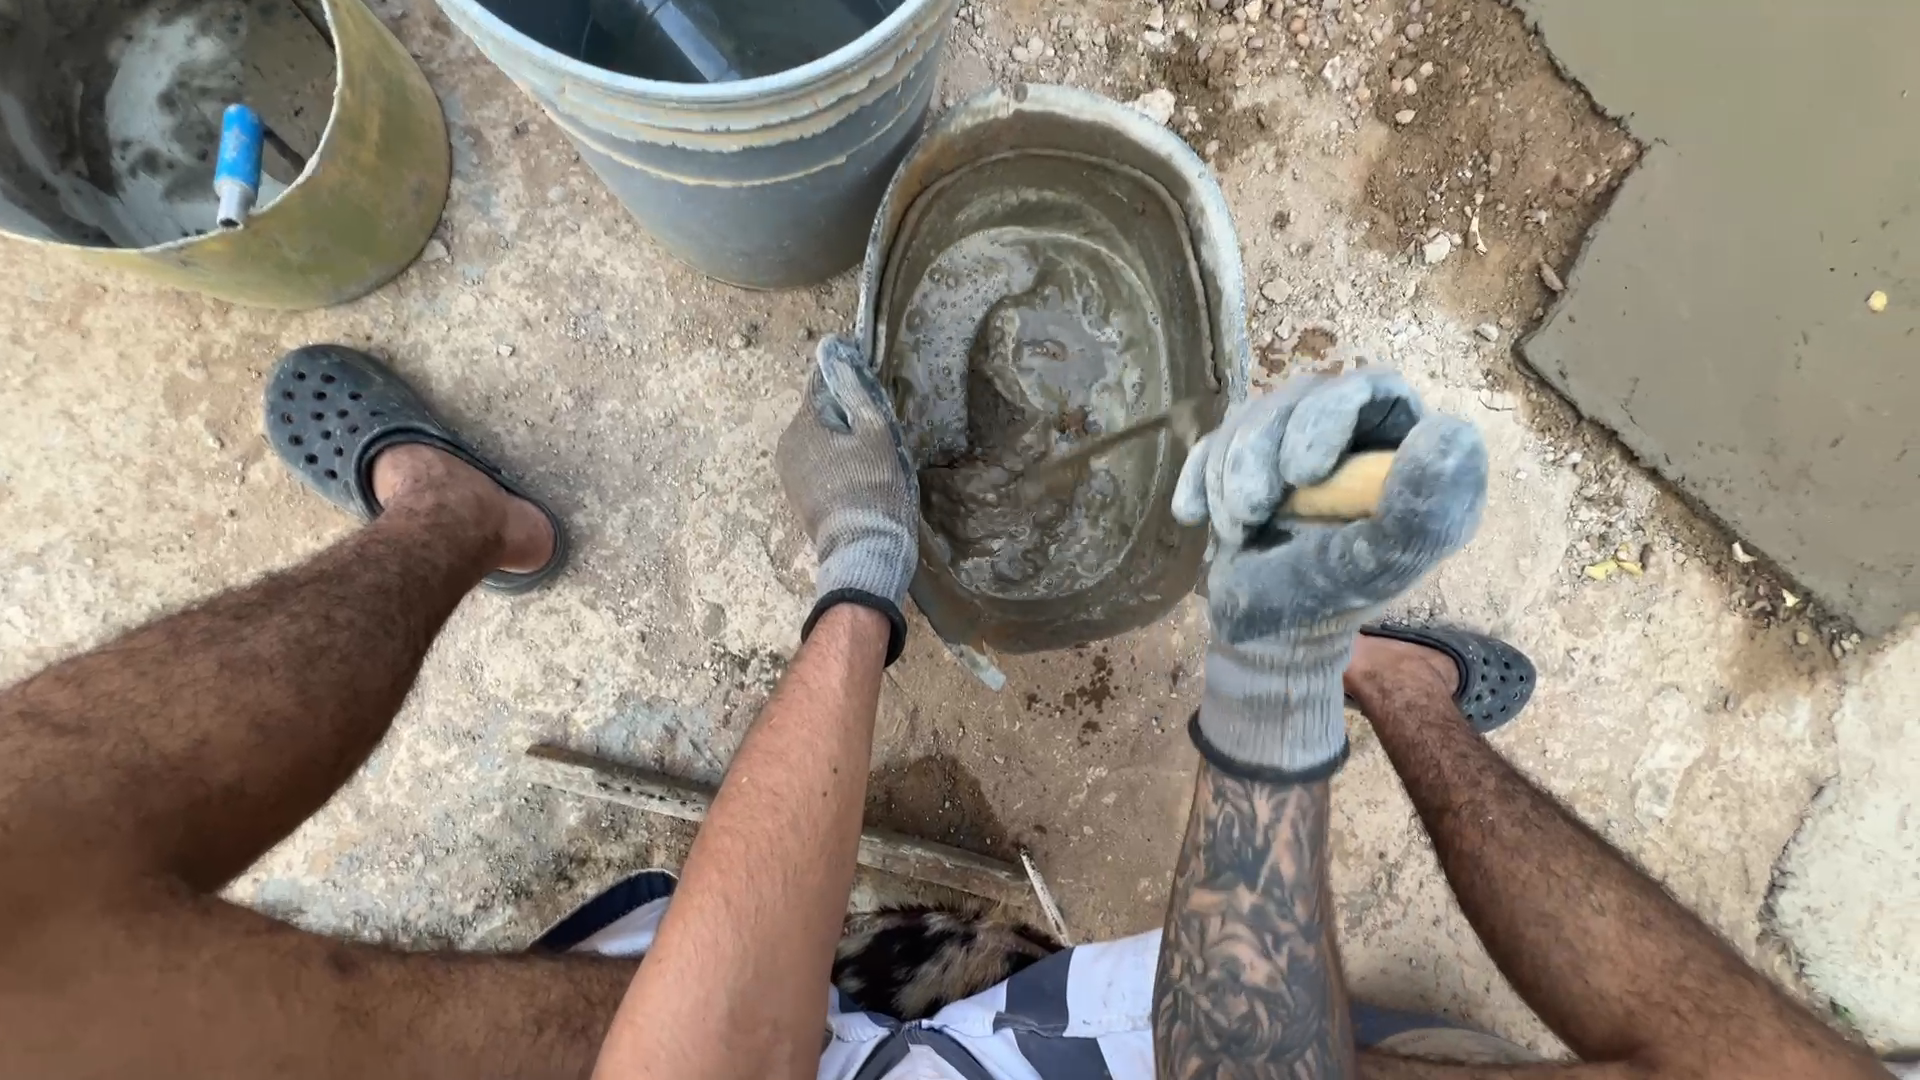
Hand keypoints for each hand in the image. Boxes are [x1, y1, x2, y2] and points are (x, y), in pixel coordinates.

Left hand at [777, 336, 919, 665]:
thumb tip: (840, 361)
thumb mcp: (876, 435)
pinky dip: (836, 463)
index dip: (844, 378)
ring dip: (841, 441)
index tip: (865, 376)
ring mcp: (789, 474)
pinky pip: (817, 466)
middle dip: (844, 415)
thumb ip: (857, 395)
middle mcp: (787, 445)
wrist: (862, 548)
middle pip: (819, 416)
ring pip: (818, 443)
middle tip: (877, 425)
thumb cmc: (874, 487)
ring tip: (871, 453)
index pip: (820, 386)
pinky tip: (859, 475)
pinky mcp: (798, 496)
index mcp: (803, 425)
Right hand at [1171, 370, 1486, 780]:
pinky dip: (1195, 478)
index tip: (1300, 473)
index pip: (1370, 389)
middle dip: (1258, 453)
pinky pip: (1210, 443)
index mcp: (1397, 451)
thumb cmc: (1327, 600)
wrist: (1262, 628)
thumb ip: (1421, 506)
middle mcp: (1345, 437)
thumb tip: (1450, 428)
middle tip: (1250, 511)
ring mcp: (1286, 445)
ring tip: (1234, 532)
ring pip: (1248, 418)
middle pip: (1297, 397)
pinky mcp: (1239, 460)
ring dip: (1227, 474)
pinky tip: (1192, 515)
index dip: (1327, 415)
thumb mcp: (1377, 563)